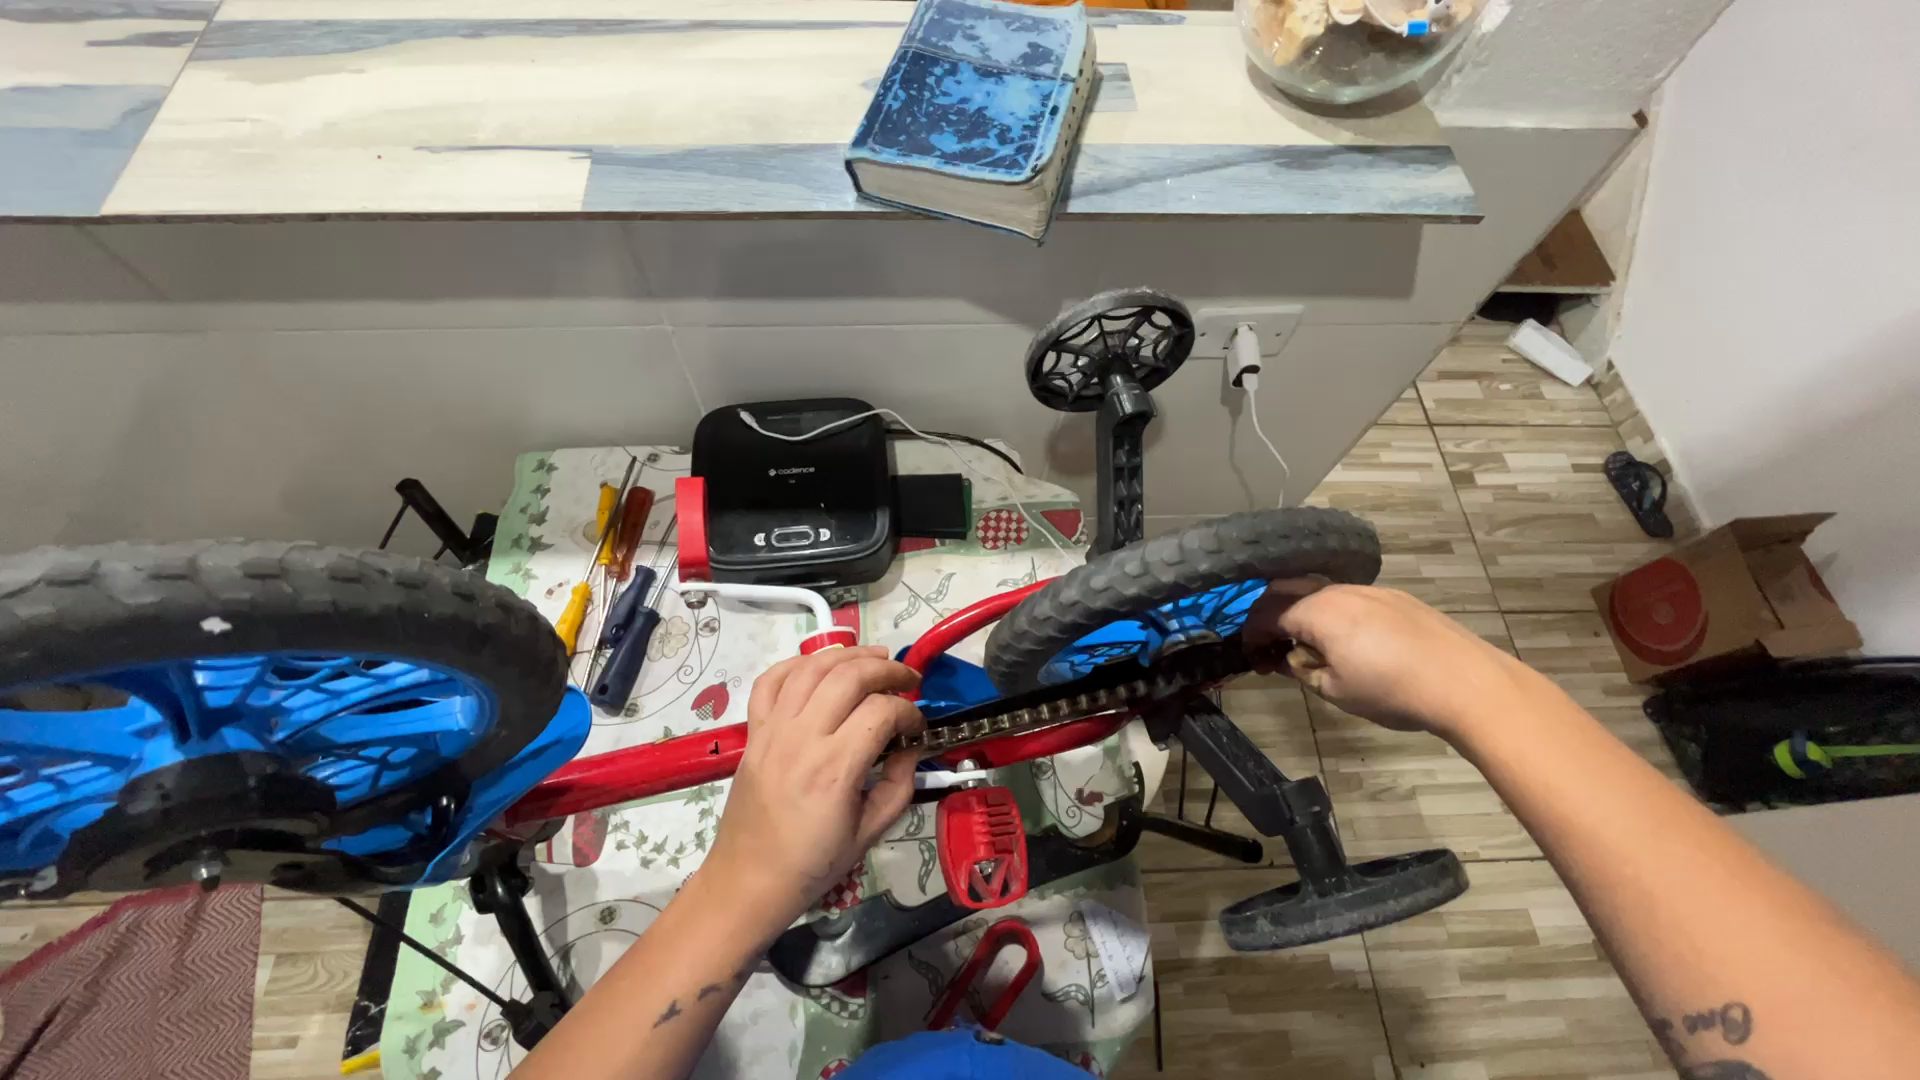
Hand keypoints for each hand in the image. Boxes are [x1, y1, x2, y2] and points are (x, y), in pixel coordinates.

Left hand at [700, 646, 924, 928]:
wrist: (749, 881)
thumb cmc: (813, 864)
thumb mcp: (870, 833)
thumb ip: (899, 785)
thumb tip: (911, 746)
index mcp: (834, 769)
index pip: (881, 712)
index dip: (909, 712)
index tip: (917, 727)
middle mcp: (802, 739)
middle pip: (849, 676)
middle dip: (887, 669)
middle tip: (908, 678)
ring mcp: (772, 731)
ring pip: (811, 668)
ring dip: (848, 654)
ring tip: (875, 657)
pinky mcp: (753, 732)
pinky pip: (771, 681)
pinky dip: (798, 663)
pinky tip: (822, 665)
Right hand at [1244, 580, 1544, 736]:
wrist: (1466, 684)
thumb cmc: (1392, 691)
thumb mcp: (1334, 691)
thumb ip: (1302, 670)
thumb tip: (1289, 658)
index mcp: (1316, 611)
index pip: (1266, 616)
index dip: (1251, 636)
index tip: (1250, 658)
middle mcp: (1339, 591)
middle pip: (1288, 592)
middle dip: (1271, 617)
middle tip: (1271, 647)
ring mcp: (1371, 590)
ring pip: (1321, 593)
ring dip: (1303, 614)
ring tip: (1308, 646)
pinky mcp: (1397, 598)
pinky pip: (1350, 598)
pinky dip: (1333, 614)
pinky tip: (1346, 640)